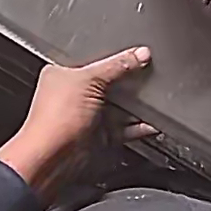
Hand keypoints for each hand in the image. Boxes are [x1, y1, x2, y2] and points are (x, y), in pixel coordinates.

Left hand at [0, 47, 155, 202]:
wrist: (52, 159)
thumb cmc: (55, 119)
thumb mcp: (88, 80)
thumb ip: (116, 66)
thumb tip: (139, 55)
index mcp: (63, 74)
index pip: (93, 59)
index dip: (113, 56)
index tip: (137, 52)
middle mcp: (76, 95)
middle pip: (110, 83)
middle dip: (129, 80)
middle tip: (150, 72)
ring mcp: (89, 116)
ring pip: (121, 106)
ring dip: (138, 104)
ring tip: (157, 96)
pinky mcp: (101, 135)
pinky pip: (126, 127)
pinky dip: (141, 125)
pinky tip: (153, 120)